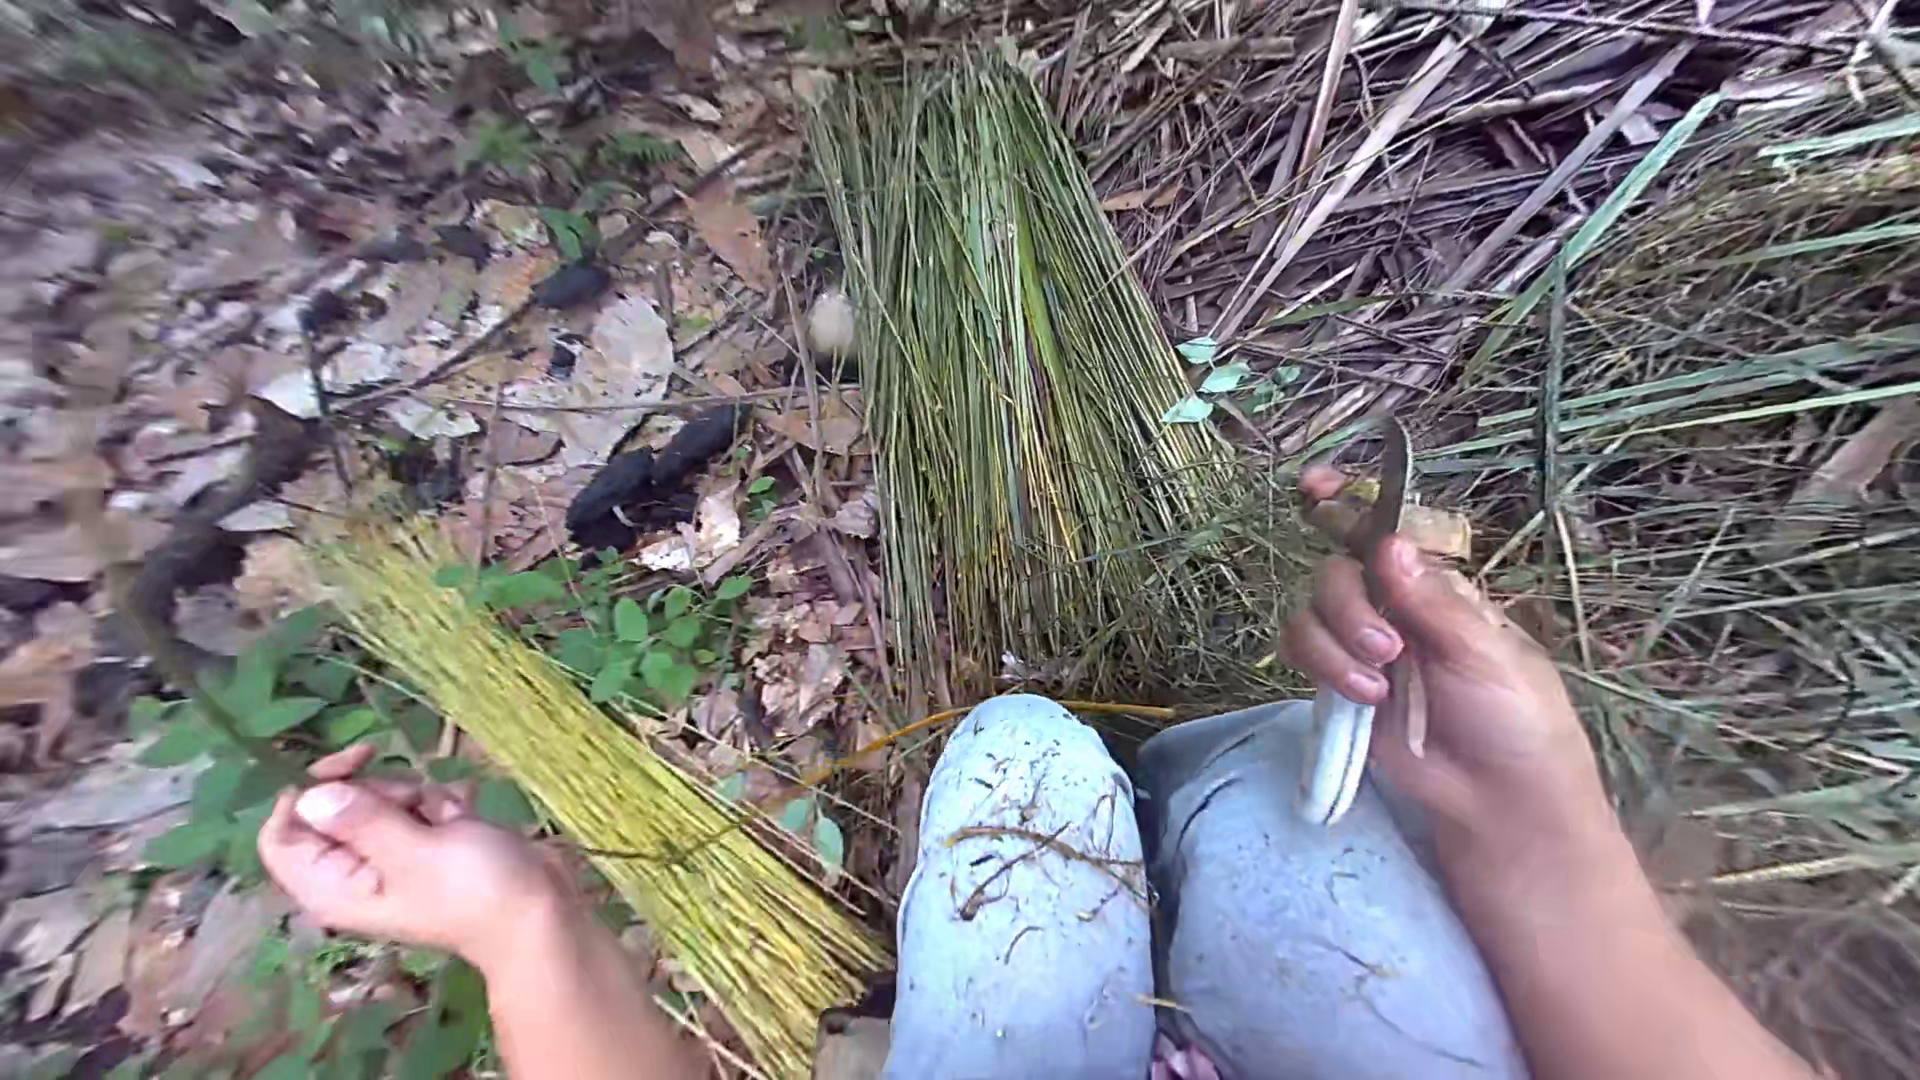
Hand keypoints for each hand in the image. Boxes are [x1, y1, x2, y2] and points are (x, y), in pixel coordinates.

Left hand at [257, 744, 570, 973]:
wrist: (537, 908)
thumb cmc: (474, 886)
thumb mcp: (419, 851)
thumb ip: (365, 821)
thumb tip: (310, 794)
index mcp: (333, 884)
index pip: (286, 833)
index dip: (311, 792)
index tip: (359, 759)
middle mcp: (359, 869)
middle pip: (346, 809)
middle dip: (388, 793)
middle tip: (423, 805)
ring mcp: (401, 854)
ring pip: (392, 802)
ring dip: (427, 797)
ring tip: (457, 819)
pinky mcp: (437, 843)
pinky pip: (428, 807)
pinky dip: (450, 802)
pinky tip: (470, 813)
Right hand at [1285, 466, 1612, 859]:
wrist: (1492, 797)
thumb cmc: (1515, 720)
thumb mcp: (1487, 656)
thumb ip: (1432, 603)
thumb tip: (1386, 543)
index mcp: (1432, 588)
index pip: (1382, 532)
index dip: (1345, 503)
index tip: (1311, 484)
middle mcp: (1387, 605)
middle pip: (1335, 573)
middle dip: (1349, 608)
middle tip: (1385, 649)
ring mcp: (1354, 640)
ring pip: (1308, 612)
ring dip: (1333, 646)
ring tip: (1377, 687)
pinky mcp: (1331, 674)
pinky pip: (1297, 647)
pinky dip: (1318, 665)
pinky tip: (1358, 694)